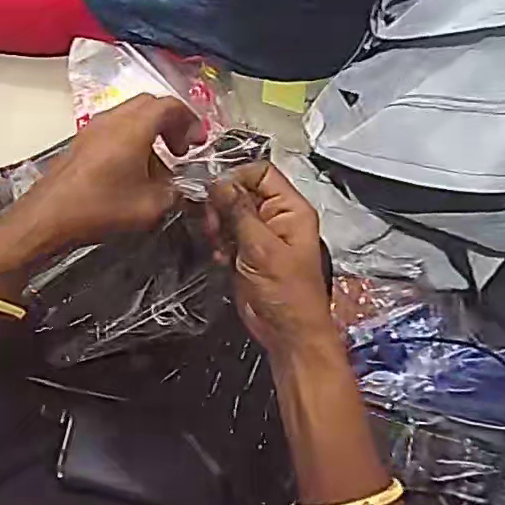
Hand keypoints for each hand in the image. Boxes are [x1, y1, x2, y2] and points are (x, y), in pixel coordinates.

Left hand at [0, 93, 204, 259]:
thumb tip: (180, 189)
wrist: (49, 216)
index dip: (190, 122)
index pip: (170, 106)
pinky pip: (114, 131)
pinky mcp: (81, 144)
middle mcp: (112, 119)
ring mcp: (93, 129)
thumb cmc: (99, 207)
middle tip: (182, 148)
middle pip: (150, 105)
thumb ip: (174, 193)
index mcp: (134, 126)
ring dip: (150, 133)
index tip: (198, 143)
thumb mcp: (150, 206)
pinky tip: (133, 172)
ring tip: (159, 166)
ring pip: (130, 117)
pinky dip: (131, 141)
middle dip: (171, 123)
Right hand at [208, 161, 333, 356]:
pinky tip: (223, 259)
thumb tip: (219, 182)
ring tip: (220, 245)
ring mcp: (260, 235)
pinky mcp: (247, 252)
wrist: (287, 332)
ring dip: (218, 226)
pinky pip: (226, 235)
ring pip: (229, 213)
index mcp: (290, 209)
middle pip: (241, 190)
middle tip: (215, 225)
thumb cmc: (286, 294)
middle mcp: (276, 217)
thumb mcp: (261, 248)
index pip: (261, 172)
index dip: (235, 177)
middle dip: (222, 205)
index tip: (214, 192)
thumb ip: (239, 211)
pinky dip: (219, 244)